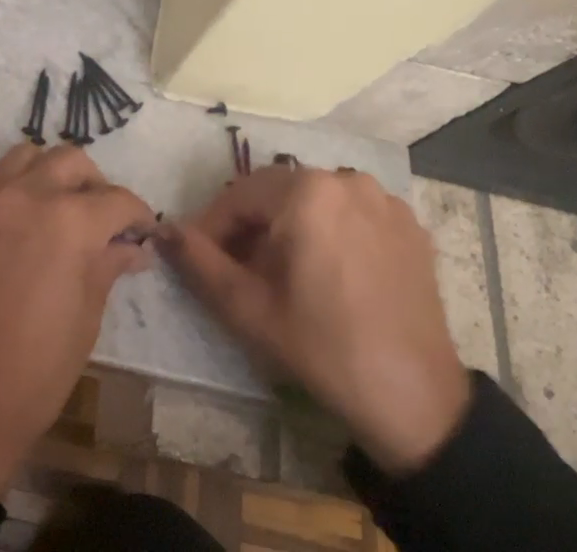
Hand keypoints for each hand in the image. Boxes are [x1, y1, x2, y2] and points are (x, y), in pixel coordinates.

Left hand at [0, 144, 155, 496]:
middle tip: (107, 223)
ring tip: (66, 214)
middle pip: (71, 161)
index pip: (117, 199)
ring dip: (54, 174)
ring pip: (28, 157)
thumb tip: (132, 249)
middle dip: (97, 185)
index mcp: (68, 221)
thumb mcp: (86, 318)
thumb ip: (107, 268)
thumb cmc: (37, 368)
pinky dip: (23, 189)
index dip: (138, 216)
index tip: (144, 235)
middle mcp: (27, 197)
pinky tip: (33, 230)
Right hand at [159, 165, 470, 475]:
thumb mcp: (244, 306)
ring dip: (288, 227)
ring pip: (314, 201)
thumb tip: (163, 230)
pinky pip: (350, 214)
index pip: (238, 196)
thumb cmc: (320, 346)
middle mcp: (348, 180)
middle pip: (277, 193)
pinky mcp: (410, 226)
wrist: (413, 396)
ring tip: (280, 273)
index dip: (211, 228)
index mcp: (307, 191)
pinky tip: (326, 274)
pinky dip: (328, 232)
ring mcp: (385, 201)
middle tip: (235, 269)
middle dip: (250, 226)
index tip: (198, 260)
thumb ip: (197, 260)